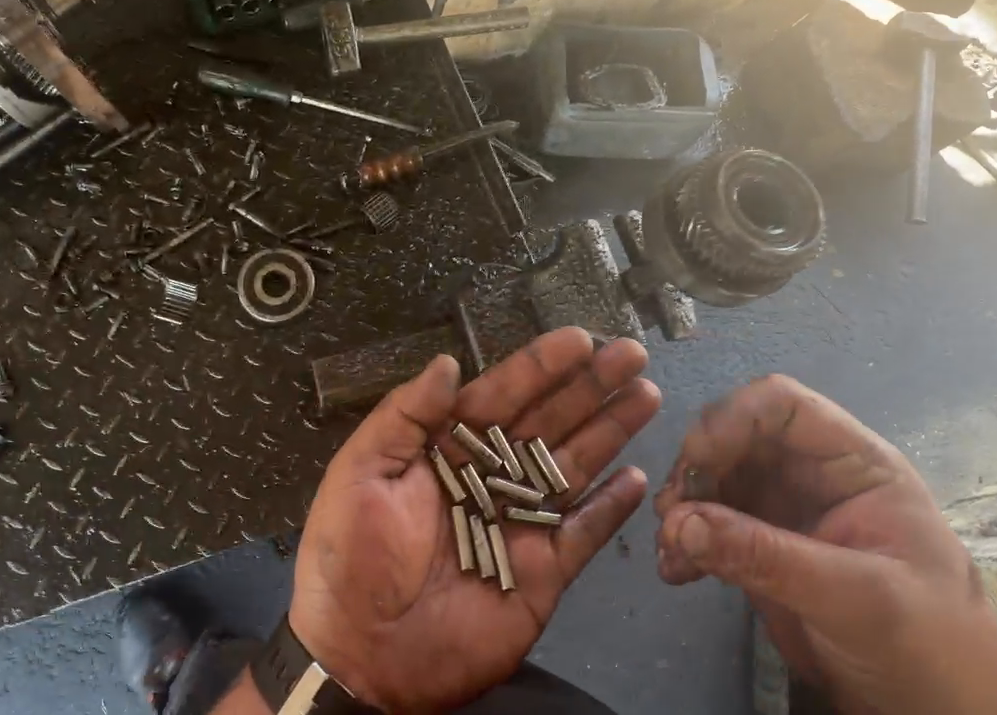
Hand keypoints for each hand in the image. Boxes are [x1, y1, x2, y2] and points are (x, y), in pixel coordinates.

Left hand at [288, 328, 660, 713]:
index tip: (578, 338)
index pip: (500, 396)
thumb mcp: (361, 471)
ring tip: (646, 393)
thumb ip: (405, 414)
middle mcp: (487, 477)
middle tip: (630, 352)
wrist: (362, 658)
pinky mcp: (542, 572)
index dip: (538, 367)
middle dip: (588, 387)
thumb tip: (449, 362)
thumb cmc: (350, 556)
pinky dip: (610, 508)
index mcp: (444, 449)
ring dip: (609, 431)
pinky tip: (636, 477)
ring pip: (572, 466)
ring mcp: (518, 523)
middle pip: (546, 422)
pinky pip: (583, 534)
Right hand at [653, 375, 996, 714]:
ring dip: (683, 506)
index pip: (782, 406)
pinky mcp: (761, 551)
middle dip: (698, 468)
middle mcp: (813, 476)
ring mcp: (784, 512)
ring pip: (714, 479)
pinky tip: (675, 571)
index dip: (733, 419)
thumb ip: (768, 556)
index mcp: (855, 465)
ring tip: (670, 549)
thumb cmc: (930, 651)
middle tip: (672, 513)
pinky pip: (708, 526)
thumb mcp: (858, 599)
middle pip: (735, 437)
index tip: (698, 462)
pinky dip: (683, 541)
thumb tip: (676, 521)